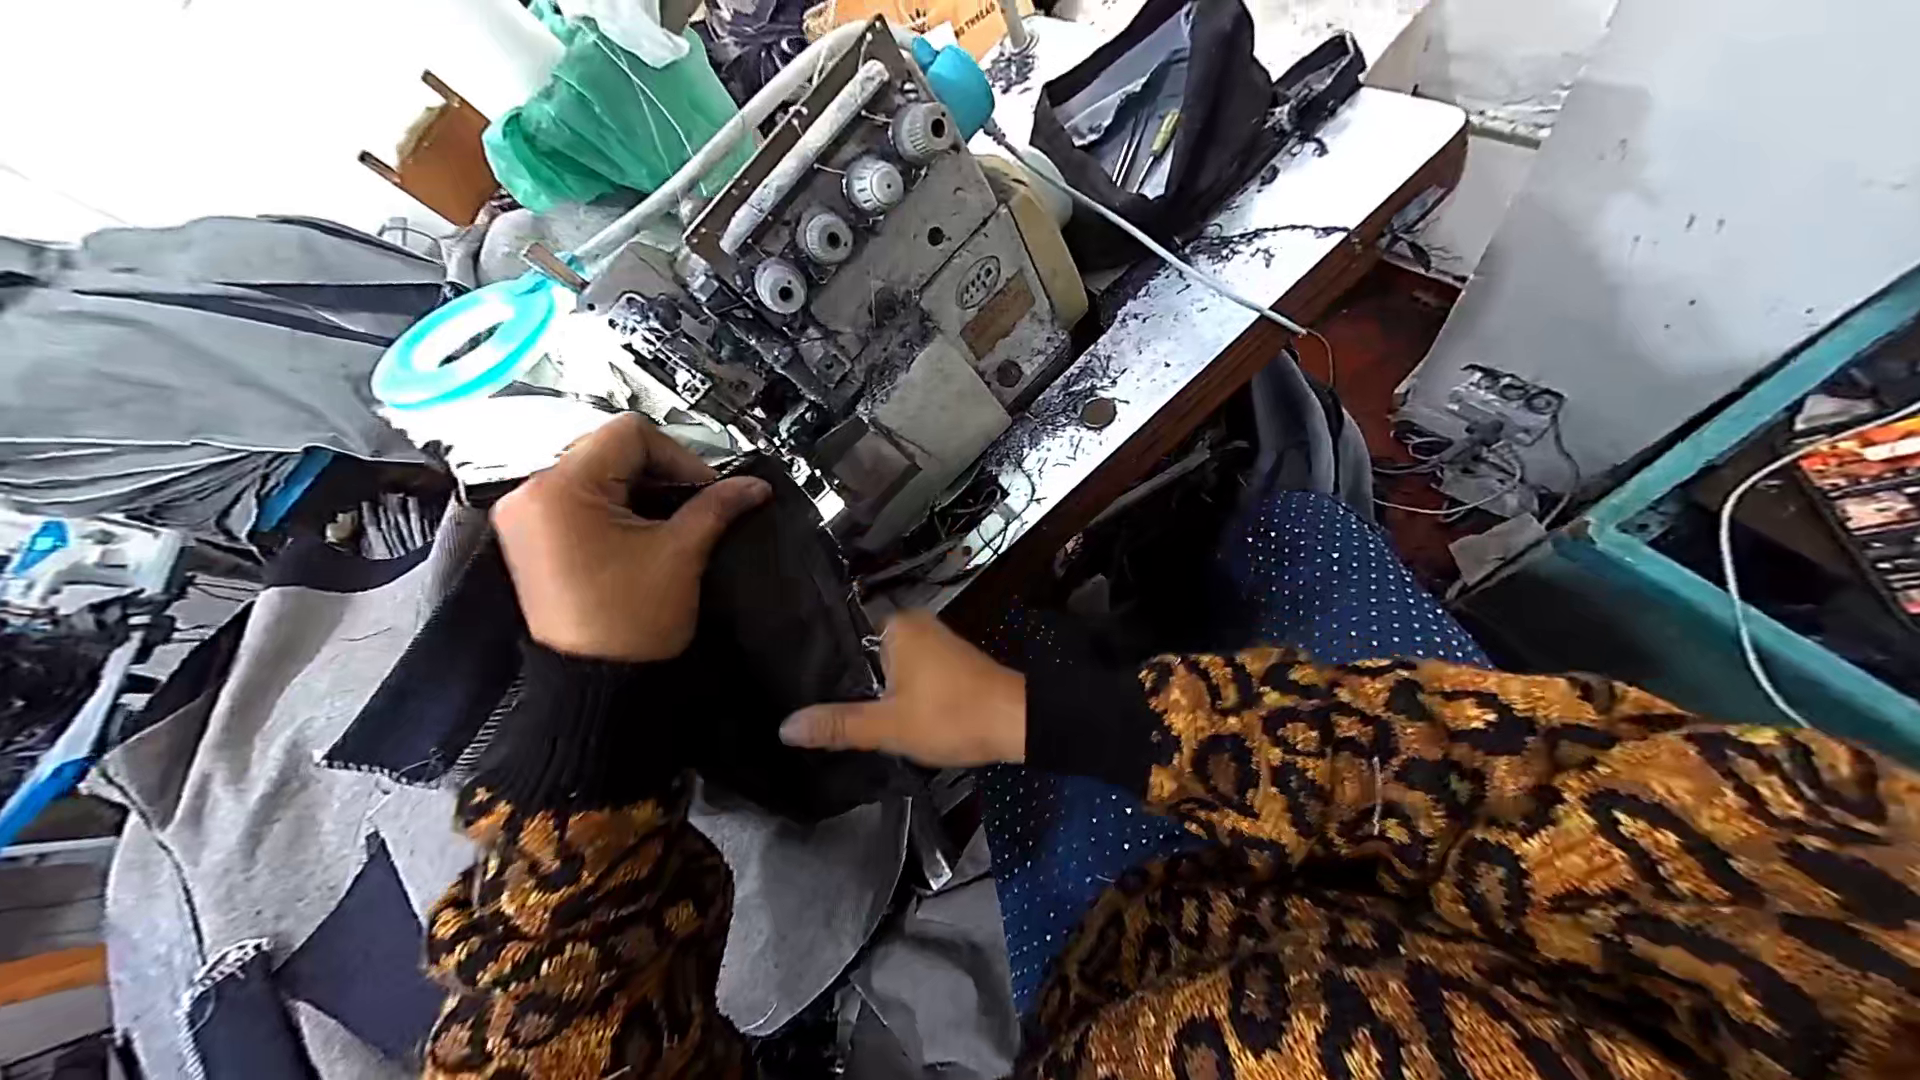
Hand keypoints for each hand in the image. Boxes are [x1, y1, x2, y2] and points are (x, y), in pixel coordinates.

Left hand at [491, 413, 770, 661]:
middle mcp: (531, 495)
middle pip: (611, 448)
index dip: (680, 456)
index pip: (630, 434)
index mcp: (560, 490)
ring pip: (598, 471)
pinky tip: (644, 529)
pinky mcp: (534, 537)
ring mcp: (527, 516)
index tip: (706, 488)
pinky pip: (581, 497)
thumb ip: (718, 506)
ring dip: (641, 487)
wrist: (595, 683)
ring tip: (671, 518)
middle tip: (694, 502)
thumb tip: (753, 485)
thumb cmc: (630, 624)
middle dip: (661, 471)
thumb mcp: (681, 553)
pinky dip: (618, 503)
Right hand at [779, 610, 1025, 766]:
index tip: (790, 683)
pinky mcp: (945, 661)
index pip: (841, 634)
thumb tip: (786, 726)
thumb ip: (838, 725)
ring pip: (885, 664)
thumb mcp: (888, 726)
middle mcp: (913, 624)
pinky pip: (906, 671)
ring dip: (868, 686)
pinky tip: (874, 711)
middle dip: (842, 678)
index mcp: (896, 625)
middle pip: (862, 651)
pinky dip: (892, 689)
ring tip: (829, 711)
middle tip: (803, 704)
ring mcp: (932, 641)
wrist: (1017, 723)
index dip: (818, 661)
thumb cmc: (952, 716)